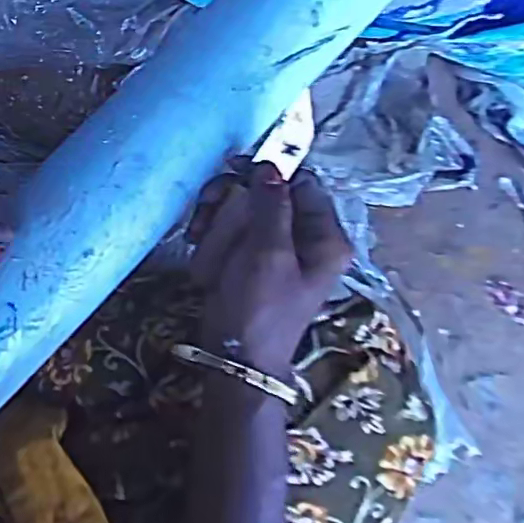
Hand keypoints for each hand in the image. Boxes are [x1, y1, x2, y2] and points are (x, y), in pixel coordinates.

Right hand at [187, 163, 350, 376]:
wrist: (235, 356)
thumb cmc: (256, 306)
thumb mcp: (266, 253)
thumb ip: (271, 206)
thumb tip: (269, 166)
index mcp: (325, 237)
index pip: (303, 184)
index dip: (269, 172)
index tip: (232, 169)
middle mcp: (305, 239)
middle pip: (269, 194)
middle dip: (234, 195)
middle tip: (207, 204)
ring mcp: (277, 250)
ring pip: (246, 209)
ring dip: (218, 214)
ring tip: (198, 231)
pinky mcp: (253, 260)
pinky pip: (234, 230)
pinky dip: (215, 231)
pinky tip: (199, 242)